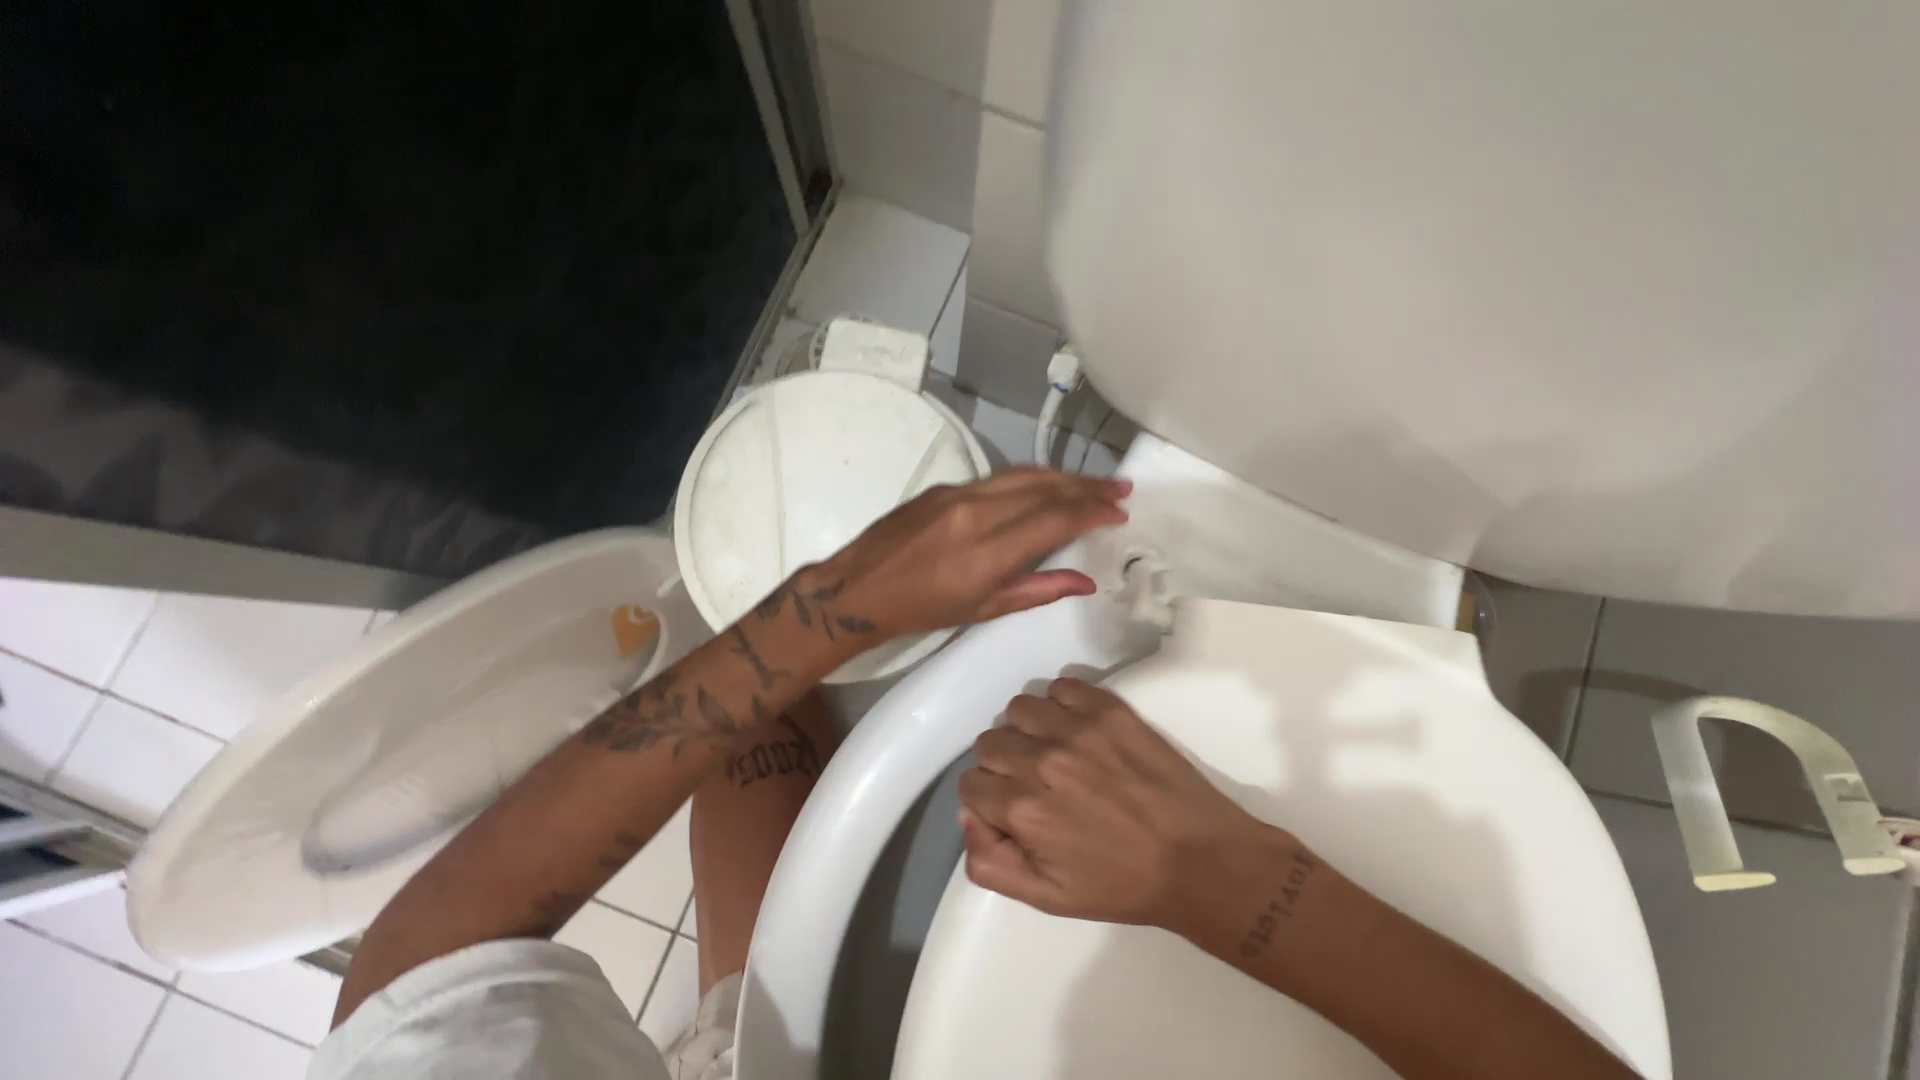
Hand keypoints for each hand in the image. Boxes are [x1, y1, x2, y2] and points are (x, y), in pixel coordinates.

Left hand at [805, 468, 1129, 639]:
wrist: (859, 588)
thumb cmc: (921, 610)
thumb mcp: (983, 610)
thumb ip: (1038, 590)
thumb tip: (1086, 581)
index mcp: (988, 551)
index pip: (1054, 520)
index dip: (1092, 512)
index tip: (1119, 511)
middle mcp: (976, 513)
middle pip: (1044, 488)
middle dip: (1087, 487)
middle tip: (1121, 488)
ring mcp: (958, 494)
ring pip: (1022, 475)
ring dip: (1063, 477)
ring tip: (1094, 483)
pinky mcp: (944, 488)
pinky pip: (998, 477)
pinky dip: (1031, 479)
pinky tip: (1047, 485)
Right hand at [958, 678, 1292, 938]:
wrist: (1199, 860)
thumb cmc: (1122, 885)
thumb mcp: (1047, 898)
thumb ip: (989, 863)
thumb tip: (970, 816)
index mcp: (1024, 811)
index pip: (970, 783)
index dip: (988, 800)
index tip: (1013, 810)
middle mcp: (1042, 762)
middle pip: (989, 742)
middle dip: (1003, 766)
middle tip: (1037, 785)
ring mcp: (1077, 730)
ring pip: (1019, 709)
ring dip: (1028, 731)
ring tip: (1056, 753)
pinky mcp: (1109, 709)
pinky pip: (1061, 686)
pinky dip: (1061, 704)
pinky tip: (1078, 730)